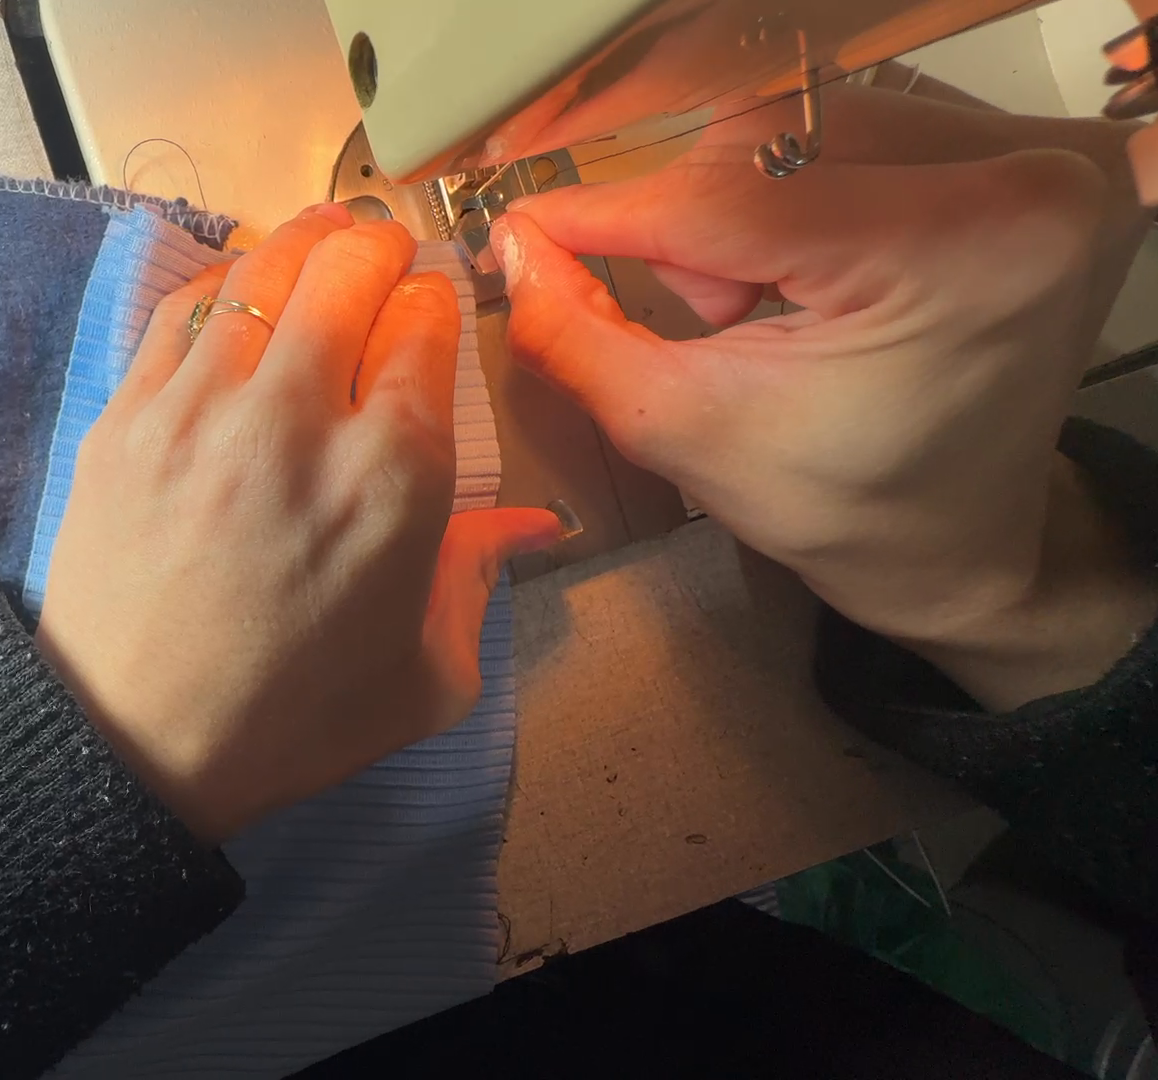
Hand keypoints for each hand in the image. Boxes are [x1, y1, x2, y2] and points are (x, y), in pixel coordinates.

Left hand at [37, 204, 565, 842]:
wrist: (131, 739)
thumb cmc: (287, 721)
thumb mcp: (423, 678)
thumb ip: (478, 581)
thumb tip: (527, 523)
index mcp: (392, 474)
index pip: (424, 326)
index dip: (432, 300)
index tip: (425, 309)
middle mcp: (296, 416)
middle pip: (348, 268)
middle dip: (376, 247)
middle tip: (379, 254)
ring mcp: (198, 408)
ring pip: (260, 270)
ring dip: (301, 245)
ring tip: (317, 246)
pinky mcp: (124, 417)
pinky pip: (178, 313)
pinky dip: (218, 288)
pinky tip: (234, 299)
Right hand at [495, 84, 1155, 709]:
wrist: (939, 528)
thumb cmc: (822, 500)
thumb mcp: (669, 426)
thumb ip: (573, 334)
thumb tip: (514, 248)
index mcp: (959, 256)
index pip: (731, 196)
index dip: (605, 212)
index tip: (520, 226)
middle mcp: (1028, 174)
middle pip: (765, 142)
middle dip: (681, 223)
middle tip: (692, 313)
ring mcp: (1038, 153)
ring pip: (793, 128)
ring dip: (724, 212)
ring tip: (743, 305)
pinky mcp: (1017, 156)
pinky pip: (839, 134)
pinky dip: (770, 198)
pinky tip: (784, 274)